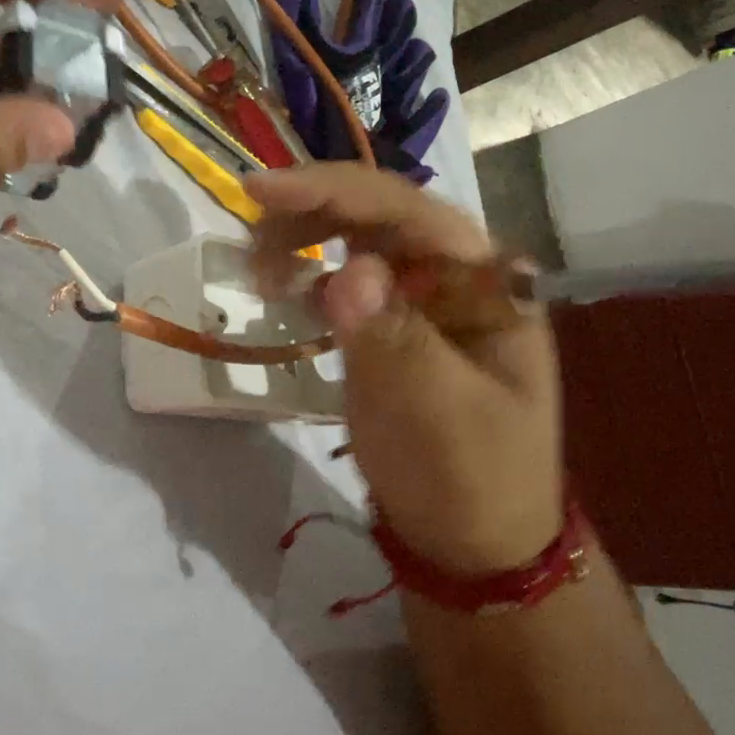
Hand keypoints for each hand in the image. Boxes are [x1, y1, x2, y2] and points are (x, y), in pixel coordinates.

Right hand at [248, 165, 562, 574]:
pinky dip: (304, 272)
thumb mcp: (439, 417)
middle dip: (310, 210)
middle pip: (378, 213)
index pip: (408, 212)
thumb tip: (346, 271)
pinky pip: (343, 276)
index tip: (261, 190)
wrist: (474, 544)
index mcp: (486, 284)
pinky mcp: (389, 324)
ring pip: (355, 237)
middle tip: (248, 237)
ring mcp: (421, 299)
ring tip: (259, 272)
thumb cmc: (471, 479)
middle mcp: (456, 276)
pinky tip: (278, 290)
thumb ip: (396, 341)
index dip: (333, 191)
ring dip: (302, 237)